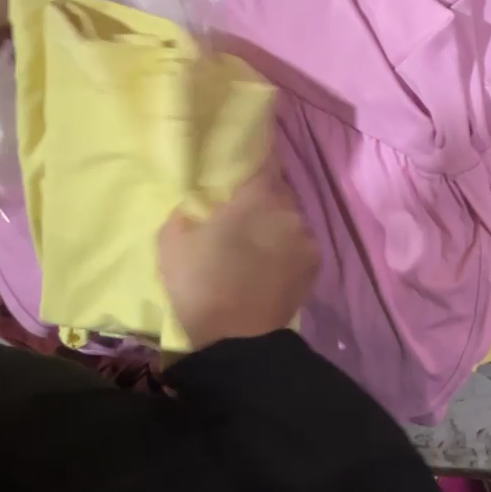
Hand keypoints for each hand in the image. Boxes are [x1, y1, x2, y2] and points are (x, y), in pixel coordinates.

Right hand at [157, 162, 319, 350]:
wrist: (238, 335)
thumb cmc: (199, 282)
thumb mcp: (173, 238)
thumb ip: (192, 210)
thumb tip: (203, 203)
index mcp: (258, 201)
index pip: (265, 165)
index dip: (258, 159)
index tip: (250, 156)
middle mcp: (292, 214)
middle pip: (281, 193)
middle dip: (265, 196)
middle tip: (244, 207)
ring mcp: (309, 240)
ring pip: (293, 219)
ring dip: (278, 223)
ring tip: (257, 238)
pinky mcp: (316, 264)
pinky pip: (301, 242)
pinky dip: (289, 244)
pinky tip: (272, 258)